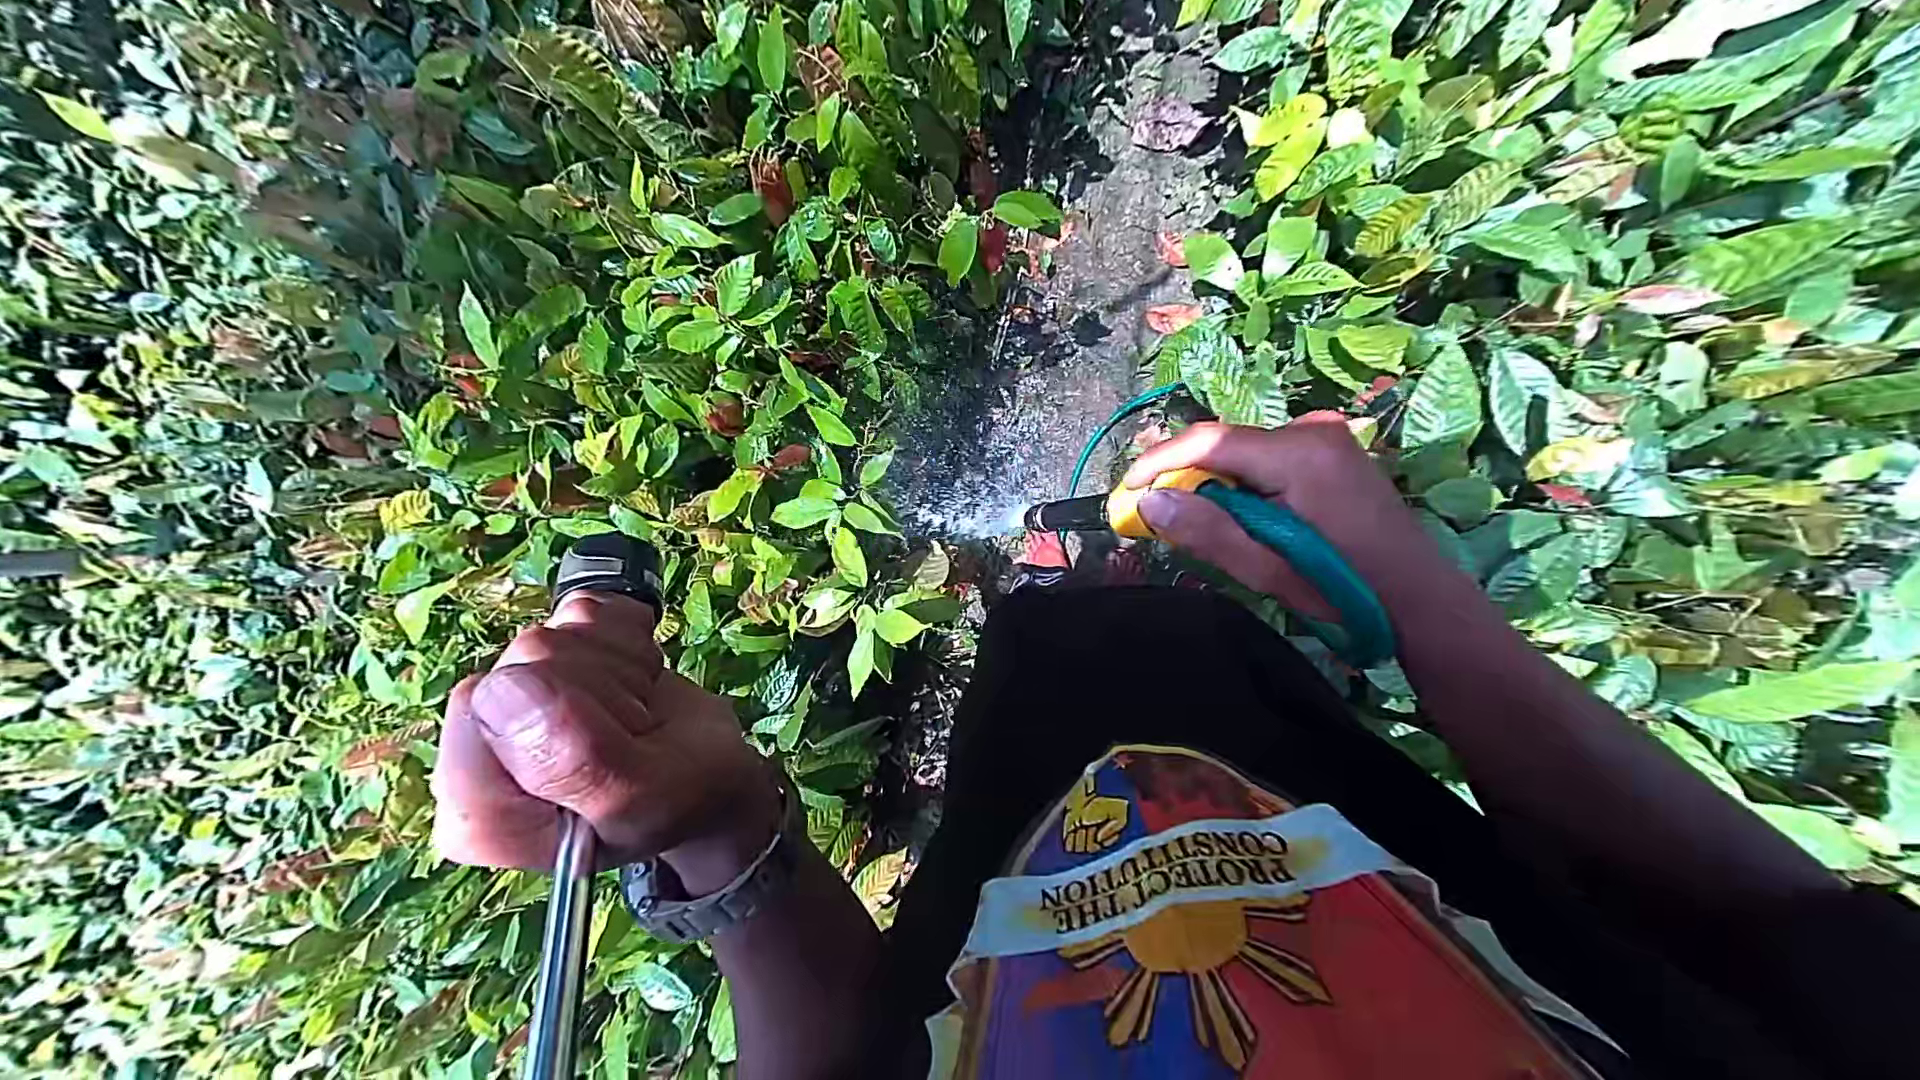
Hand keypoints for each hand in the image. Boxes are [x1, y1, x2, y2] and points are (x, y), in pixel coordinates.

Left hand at [430, 592, 779, 894]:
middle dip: (603, 686)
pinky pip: (589, 607)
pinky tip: (639, 679)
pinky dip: (629, 636)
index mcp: (482, 804)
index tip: (617, 742)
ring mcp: (521, 691)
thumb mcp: (637, 798)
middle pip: (525, 660)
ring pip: (558, 629)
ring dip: (621, 663)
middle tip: (637, 730)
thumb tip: (507, 684)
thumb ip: (573, 761)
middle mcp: (486, 743)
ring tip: (640, 711)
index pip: (488, 705)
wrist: (713, 778)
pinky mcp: (559, 651)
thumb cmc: (679, 803)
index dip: (565, 710)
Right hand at [1124, 415, 1473, 619]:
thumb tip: (1149, 499)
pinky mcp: (1331, 452)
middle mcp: (1313, 431)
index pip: (1209, 441)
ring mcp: (1326, 438)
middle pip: (1223, 443)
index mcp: (1300, 454)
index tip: (1124, 490)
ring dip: (1210, 482)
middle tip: (1153, 513)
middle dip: (1182, 475)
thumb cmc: (1345, 591)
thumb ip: (1208, 531)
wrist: (1420, 601)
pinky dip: (1238, 483)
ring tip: (1193, 520)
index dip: (1158, 462)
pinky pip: (1264, 457)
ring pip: (1241, 451)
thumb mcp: (1268, 569)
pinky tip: (1237, 515)